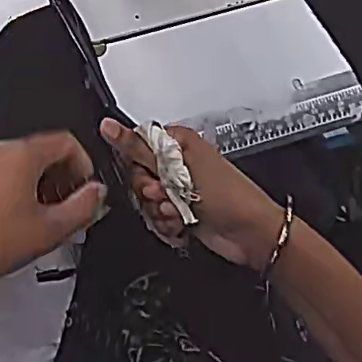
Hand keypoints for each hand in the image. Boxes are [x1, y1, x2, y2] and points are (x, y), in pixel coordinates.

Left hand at [0, 132, 105, 294]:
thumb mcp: (51, 228)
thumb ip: (83, 207)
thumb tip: (96, 194)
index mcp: (23, 154)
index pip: (67, 141)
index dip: (85, 164)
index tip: (88, 187)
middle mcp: (4, 152)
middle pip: (49, 150)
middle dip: (67, 176)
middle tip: (75, 203)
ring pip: (30, 162)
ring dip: (48, 183)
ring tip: (52, 216)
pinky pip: (13, 172)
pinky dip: (28, 188)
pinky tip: (29, 219)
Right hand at [99, 119, 284, 269]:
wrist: (253, 236)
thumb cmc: (227, 196)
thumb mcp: (176, 168)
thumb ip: (137, 148)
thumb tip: (108, 126)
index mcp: (175, 143)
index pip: (134, 148)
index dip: (136, 167)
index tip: (149, 177)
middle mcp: (176, 164)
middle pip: (137, 177)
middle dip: (148, 194)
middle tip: (165, 196)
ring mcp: (179, 189)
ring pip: (145, 202)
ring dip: (158, 213)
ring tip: (177, 213)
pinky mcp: (180, 211)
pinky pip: (156, 219)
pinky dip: (166, 226)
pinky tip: (181, 225)